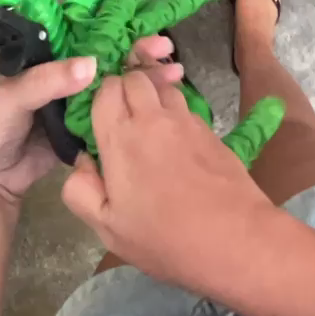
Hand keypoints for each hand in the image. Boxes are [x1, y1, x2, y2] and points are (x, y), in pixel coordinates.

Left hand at [0, 36, 182, 205]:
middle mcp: (66, 79)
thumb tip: (93, 64)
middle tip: (165, 53)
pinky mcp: (86, 133)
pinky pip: (113, 118)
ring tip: (173, 75)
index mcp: (48, 61)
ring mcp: (77, 106)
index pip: (88, 39)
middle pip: (108, 61)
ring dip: (142, 80)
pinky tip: (160, 105)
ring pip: (115, 88)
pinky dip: (135, 111)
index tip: (145, 36)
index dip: (117, 34)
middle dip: (138, 55)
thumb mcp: (12, 98)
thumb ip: (48, 81)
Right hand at [61, 66, 279, 292]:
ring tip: (150, 125)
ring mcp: (185, 120)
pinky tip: (177, 141)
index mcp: (121, 137)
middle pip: (135, 77)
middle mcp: (153, 118)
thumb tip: (82, 162)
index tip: (99, 120)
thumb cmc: (164, 237)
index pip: (105, 89)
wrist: (233, 236)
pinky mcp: (209, 128)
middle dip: (125, 89)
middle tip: (123, 118)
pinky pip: (186, 107)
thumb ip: (81, 191)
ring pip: (163, 86)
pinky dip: (175, 113)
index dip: (100, 98)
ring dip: (152, 97)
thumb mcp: (108, 228)